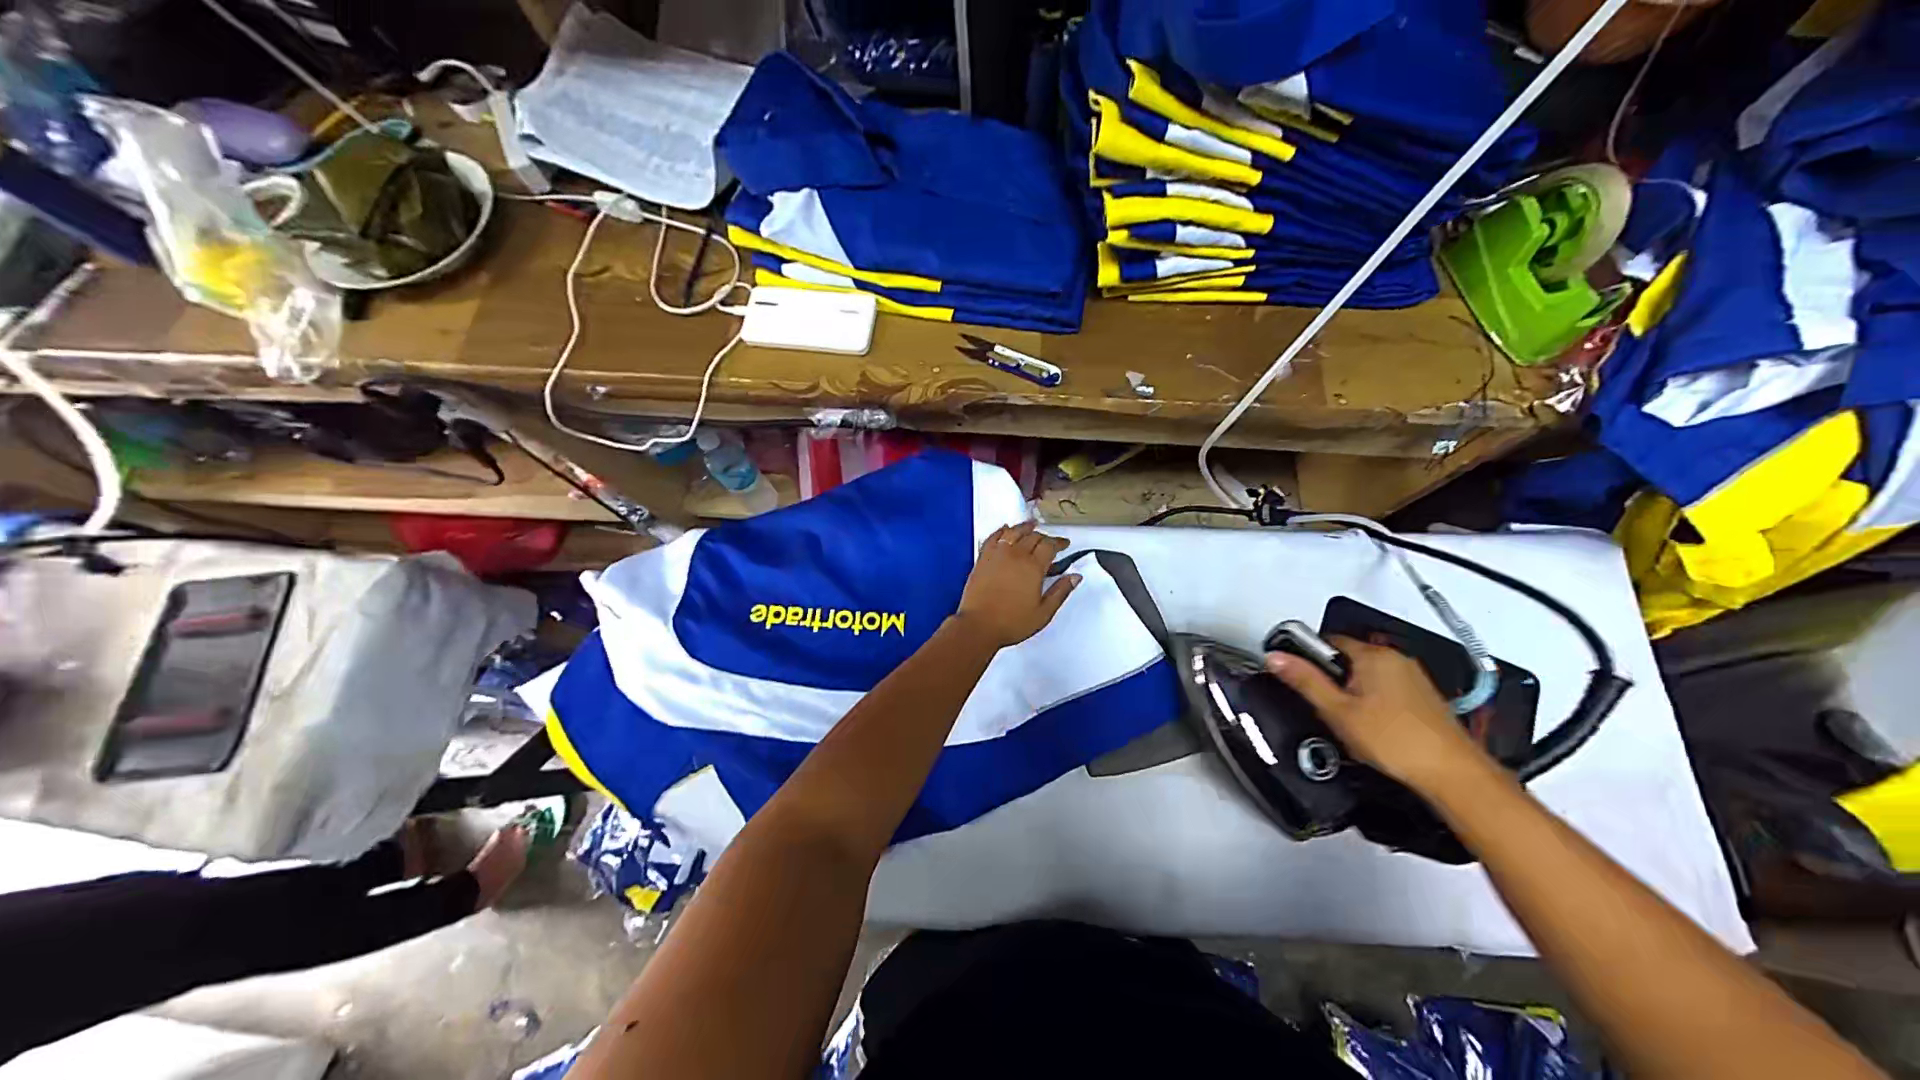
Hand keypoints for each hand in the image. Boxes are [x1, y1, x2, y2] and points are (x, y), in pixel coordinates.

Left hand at [954, 521, 1080, 647]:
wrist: (979, 626)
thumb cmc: (1009, 622)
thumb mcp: (1043, 612)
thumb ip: (1060, 591)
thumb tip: (1074, 578)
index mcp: (1033, 567)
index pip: (1050, 545)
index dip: (1059, 542)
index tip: (1063, 544)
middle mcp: (1015, 556)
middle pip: (1033, 536)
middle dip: (1044, 536)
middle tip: (1050, 541)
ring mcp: (997, 555)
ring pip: (1013, 532)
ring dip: (1024, 527)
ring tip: (1031, 525)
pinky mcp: (982, 559)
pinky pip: (993, 537)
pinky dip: (1001, 531)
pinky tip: (1004, 529)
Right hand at [1266, 635, 1492, 796]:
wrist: (1451, 773)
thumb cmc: (1401, 743)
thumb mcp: (1337, 711)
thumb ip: (1304, 680)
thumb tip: (1277, 657)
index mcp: (1374, 656)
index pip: (1326, 640)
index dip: (1306, 658)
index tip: (1298, 677)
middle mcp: (1396, 659)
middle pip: (1346, 659)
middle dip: (1331, 682)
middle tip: (1328, 708)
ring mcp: (1412, 678)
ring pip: (1365, 676)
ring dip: (1352, 695)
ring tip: (1352, 723)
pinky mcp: (1421, 696)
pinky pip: (1384, 690)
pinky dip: (1372, 704)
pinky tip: (1373, 729)